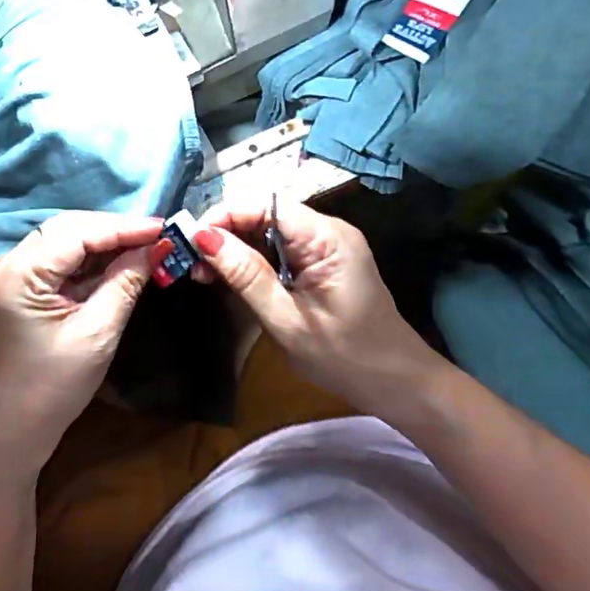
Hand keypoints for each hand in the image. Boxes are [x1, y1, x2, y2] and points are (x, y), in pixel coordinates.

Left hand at [0, 211, 172, 475]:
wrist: (11, 434)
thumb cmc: (52, 388)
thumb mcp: (97, 333)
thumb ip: (125, 283)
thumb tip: (156, 247)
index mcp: (19, 273)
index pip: (77, 232)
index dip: (122, 227)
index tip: (163, 227)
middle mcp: (9, 264)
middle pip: (68, 230)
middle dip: (114, 231)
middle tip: (158, 235)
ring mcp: (13, 276)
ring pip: (65, 242)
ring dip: (104, 243)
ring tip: (146, 244)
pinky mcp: (21, 289)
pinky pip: (60, 262)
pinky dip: (90, 261)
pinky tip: (120, 261)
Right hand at [193, 198, 451, 420]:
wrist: (398, 385)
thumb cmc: (346, 358)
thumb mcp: (287, 321)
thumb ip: (246, 275)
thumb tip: (203, 237)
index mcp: (326, 237)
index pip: (264, 204)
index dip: (224, 216)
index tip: (191, 242)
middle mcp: (326, 230)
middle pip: (263, 213)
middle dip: (225, 233)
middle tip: (193, 264)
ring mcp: (325, 245)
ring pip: (267, 231)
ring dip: (234, 248)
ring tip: (204, 274)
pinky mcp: (320, 262)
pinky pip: (278, 248)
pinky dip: (252, 260)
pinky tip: (230, 278)